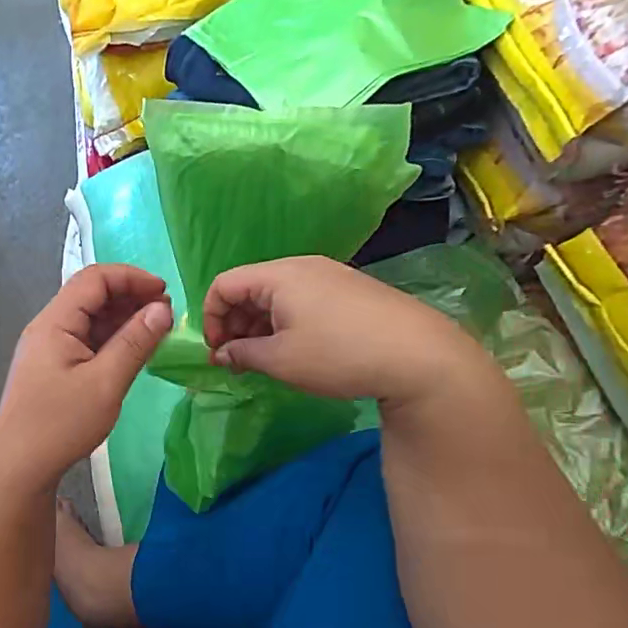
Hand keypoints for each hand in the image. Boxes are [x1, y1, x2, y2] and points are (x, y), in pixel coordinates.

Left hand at [0, 263, 172, 486]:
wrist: (18, 468)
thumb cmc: (60, 424)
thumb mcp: (105, 383)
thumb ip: (135, 343)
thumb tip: (163, 309)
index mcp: (55, 322)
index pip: (95, 279)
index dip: (132, 277)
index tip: (165, 291)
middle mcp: (48, 328)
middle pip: (91, 296)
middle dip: (130, 297)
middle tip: (166, 314)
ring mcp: (49, 349)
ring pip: (90, 320)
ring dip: (123, 319)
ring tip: (156, 332)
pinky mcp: (53, 368)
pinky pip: (86, 341)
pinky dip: (113, 340)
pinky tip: (133, 351)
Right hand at [203, 256, 489, 403]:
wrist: (417, 355)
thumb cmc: (337, 355)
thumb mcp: (282, 360)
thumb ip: (243, 354)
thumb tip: (221, 353)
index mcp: (279, 275)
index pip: (224, 284)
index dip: (210, 318)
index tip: (217, 352)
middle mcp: (303, 266)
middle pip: (251, 287)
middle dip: (236, 323)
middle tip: (240, 361)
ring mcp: (331, 275)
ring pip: (278, 296)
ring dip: (262, 326)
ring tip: (267, 361)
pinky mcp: (351, 291)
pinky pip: (304, 300)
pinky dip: (288, 323)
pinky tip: (300, 351)